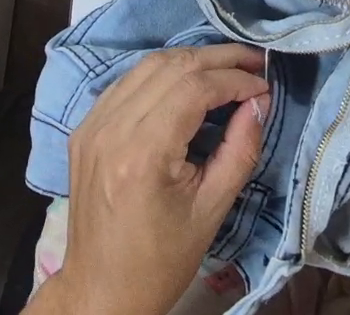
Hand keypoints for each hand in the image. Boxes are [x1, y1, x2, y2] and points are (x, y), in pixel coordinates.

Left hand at [31, 45, 270, 314]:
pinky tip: (187, 81)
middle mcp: (112, 127)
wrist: (102, 290)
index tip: (264, 85)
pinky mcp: (85, 127)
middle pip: (172, 65)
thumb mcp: (213, 208)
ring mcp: (93, 124)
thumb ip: (241, 148)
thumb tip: (261, 100)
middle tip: (254, 63)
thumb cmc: (163, 258)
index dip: (235, 79)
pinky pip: (129, 81)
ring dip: (192, 60)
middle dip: (219, 58)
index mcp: (143, 152)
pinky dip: (162, 73)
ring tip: (227, 67)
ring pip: (148, 64)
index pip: (195, 88)